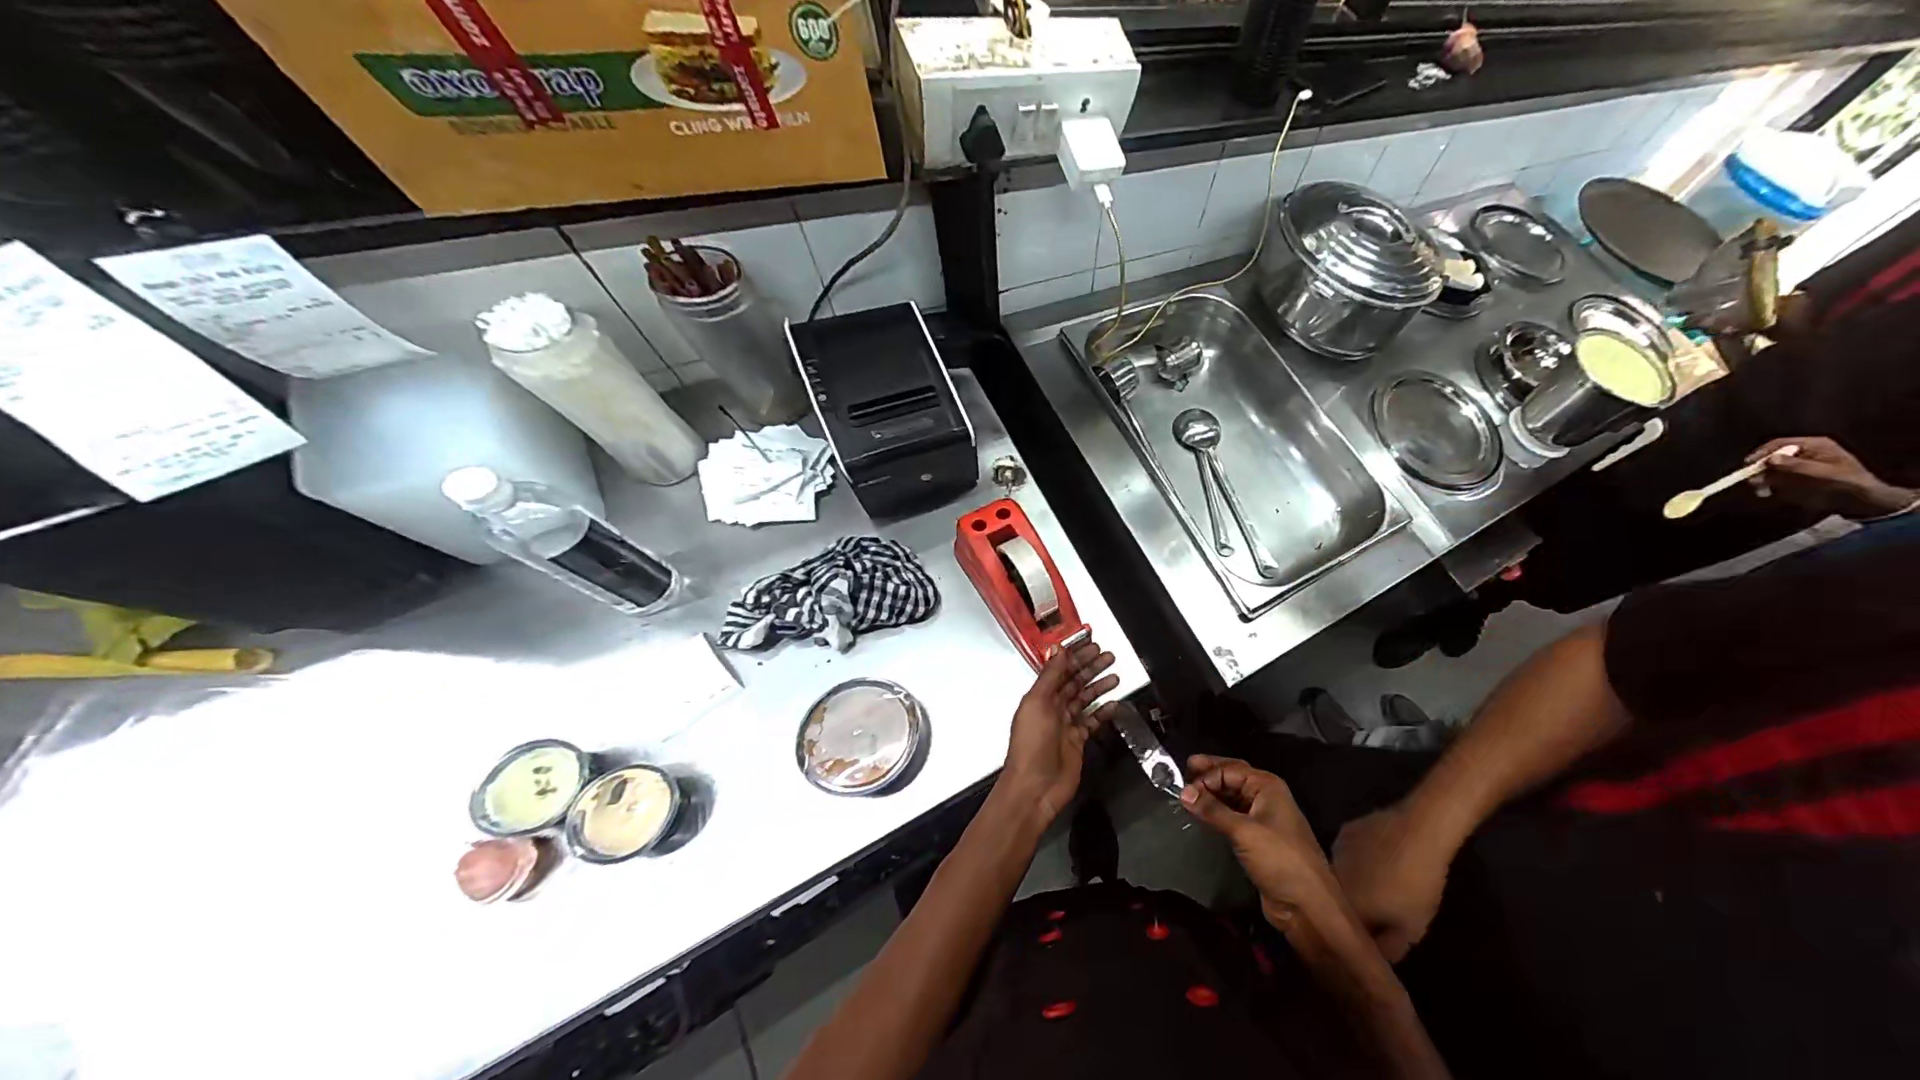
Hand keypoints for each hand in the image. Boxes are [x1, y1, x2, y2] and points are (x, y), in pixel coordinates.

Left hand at [998, 638, 1118, 824]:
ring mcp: (1065, 724)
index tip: (1091, 644)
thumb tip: (1057, 649)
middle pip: (1074, 681)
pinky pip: (1092, 721)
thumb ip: (1050, 676)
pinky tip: (1114, 704)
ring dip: (1099, 686)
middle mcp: (1052, 707)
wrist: (1035, 787)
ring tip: (1116, 676)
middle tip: (1109, 656)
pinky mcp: (1077, 741)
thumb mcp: (1038, 703)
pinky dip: (1103, 712)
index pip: (1060, 669)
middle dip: (1091, 667)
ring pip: (1085, 699)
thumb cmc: (1031, 745)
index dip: (1075, 655)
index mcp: (1039, 696)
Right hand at [1181, 755, 1337, 931]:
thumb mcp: (1243, 831)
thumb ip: (1212, 809)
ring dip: (1211, 794)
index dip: (1206, 775)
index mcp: (1268, 786)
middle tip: (1182, 771)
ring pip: (1231, 797)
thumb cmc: (1279, 859)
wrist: (1306, 904)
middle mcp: (1266, 797)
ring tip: (1186, 794)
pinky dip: (1217, 811)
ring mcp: (1263, 817)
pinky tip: (1202, 813)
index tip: (1182, 787)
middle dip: (1208, 775)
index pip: (1229, 769)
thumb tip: (1183, 792)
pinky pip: (1232, 815)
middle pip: (1232, 777)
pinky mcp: (1257, 837)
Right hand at [1331, 805, 1448, 963]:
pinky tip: (1382, 860)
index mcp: (1343, 901)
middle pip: (1338, 897)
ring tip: (1382, 884)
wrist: (1419, 832)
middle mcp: (1329, 875)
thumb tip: (1376, 958)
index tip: (1367, 937)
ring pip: (1342, 873)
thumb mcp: (1412, 928)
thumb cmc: (1416, 884)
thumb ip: (1390, 947)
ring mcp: (1335, 849)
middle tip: (1378, 912)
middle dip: (1354, 906)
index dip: (1353, 932)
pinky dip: (1360, 859)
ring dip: (1356, 882)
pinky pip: (1348, 853)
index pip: (1339, 924)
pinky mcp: (1345, 832)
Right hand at [1747, 436, 1916, 518]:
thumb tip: (1769, 459)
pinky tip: (1766, 493)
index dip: (1762, 453)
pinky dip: (1766, 485)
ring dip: (1761, 478)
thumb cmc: (1846, 483)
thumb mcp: (1823, 472)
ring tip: (1760, 489)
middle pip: (1771, 456)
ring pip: (1769, 468)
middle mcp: (1803, 453)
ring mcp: (1798, 465)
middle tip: (1750, 479)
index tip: (1748, 464)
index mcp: (1814, 445)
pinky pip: (1773, 479)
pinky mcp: (1794, 478)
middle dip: (1759, 468)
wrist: (1862, 500)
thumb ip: (1796, 465)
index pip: (1780, 444)